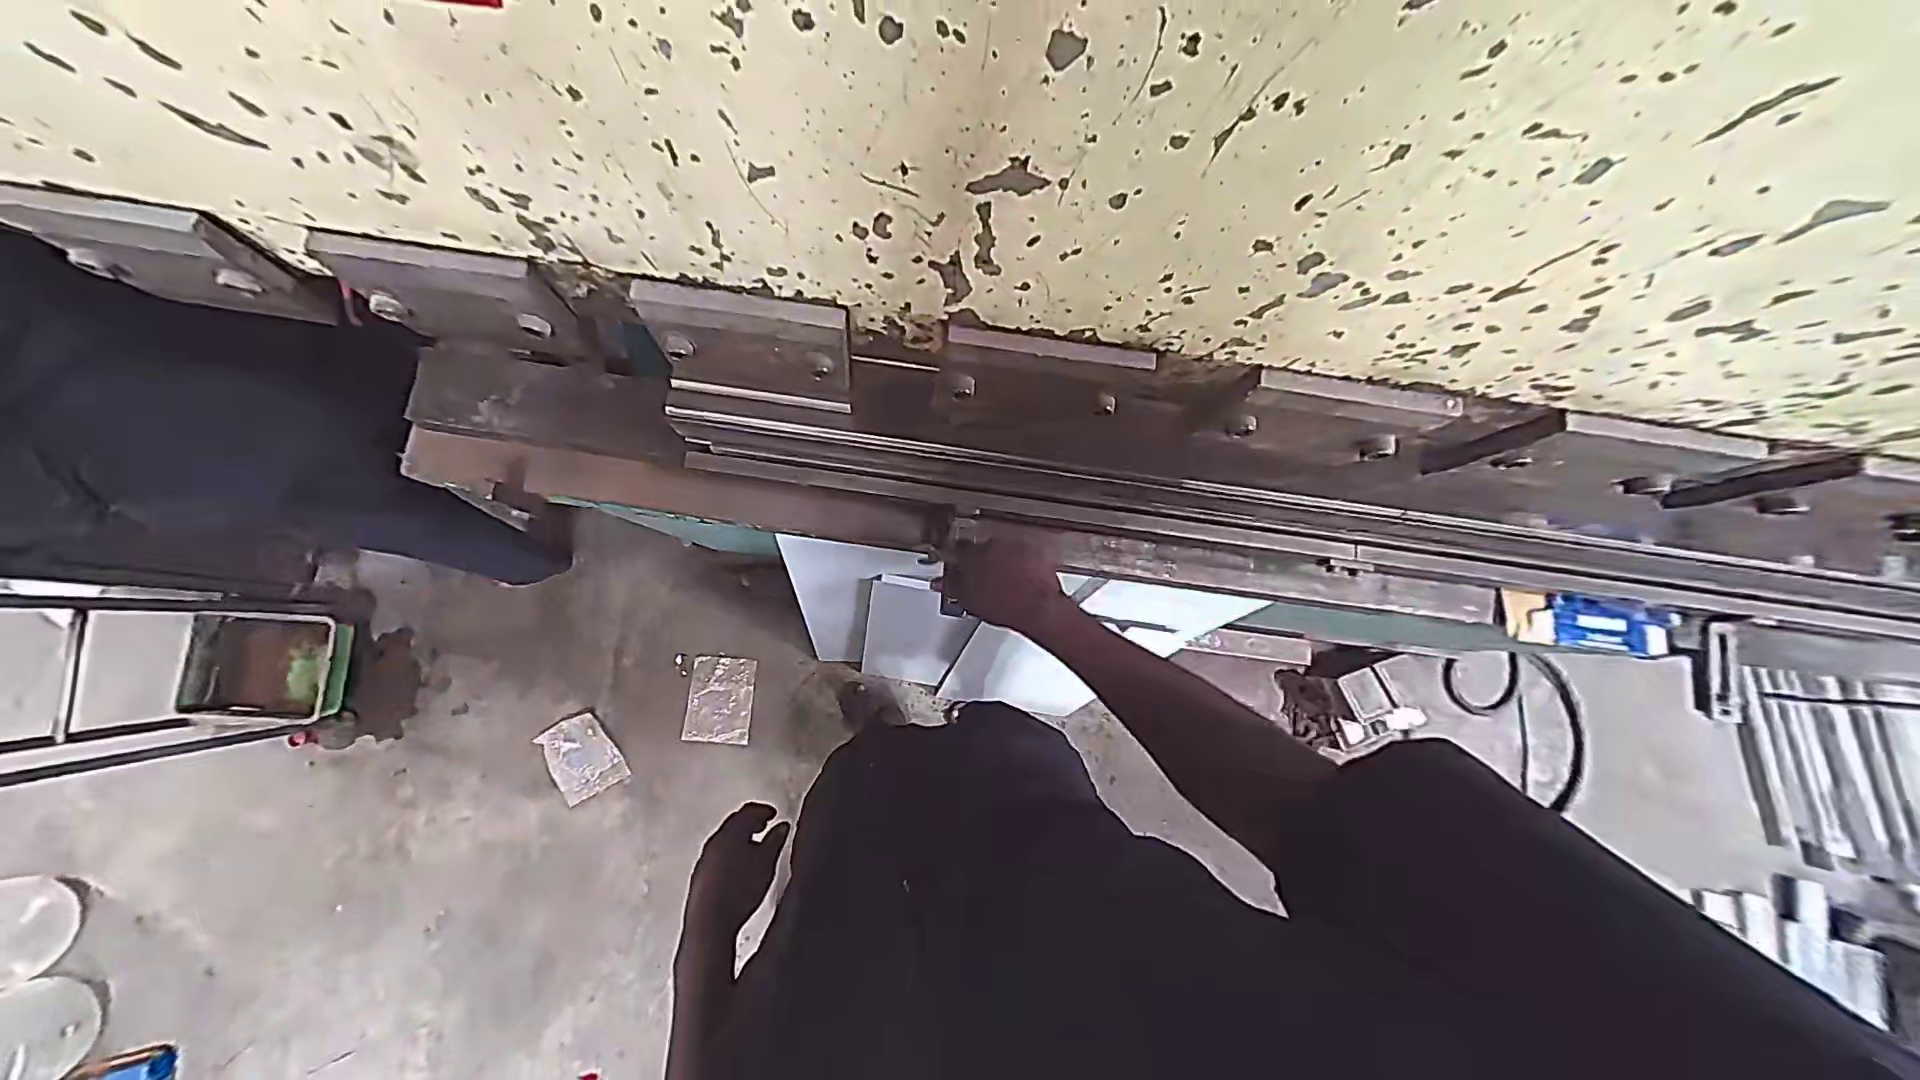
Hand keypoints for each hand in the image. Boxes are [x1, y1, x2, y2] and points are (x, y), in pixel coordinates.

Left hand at [685, 802, 789, 939]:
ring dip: (740, 838)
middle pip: (734, 822)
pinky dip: (730, 853)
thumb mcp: (767, 862)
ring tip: (754, 846)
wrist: (710, 923)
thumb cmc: (739, 891)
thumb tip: (781, 828)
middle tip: (764, 823)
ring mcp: (705, 859)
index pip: (749, 810)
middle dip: (750, 821)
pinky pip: (717, 856)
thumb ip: (776, 839)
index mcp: (732, 831)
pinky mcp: (700, 876)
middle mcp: (715, 841)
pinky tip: (739, 867)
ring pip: (725, 839)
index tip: (772, 813)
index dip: (764, 810)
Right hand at [939, 536, 1072, 636]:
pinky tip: (1022, 579)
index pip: (957, 549)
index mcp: (972, 554)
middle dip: (983, 562)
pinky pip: (1024, 553)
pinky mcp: (1034, 550)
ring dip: (1003, 562)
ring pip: (1004, 550)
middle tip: (985, 581)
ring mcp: (1015, 545)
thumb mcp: (968, 600)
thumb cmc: (1006, 605)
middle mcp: (993, 544)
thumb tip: (940, 582)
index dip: (959, 560)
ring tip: (1006, 583)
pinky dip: (1022, 563)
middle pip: (982, 548)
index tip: (960, 569)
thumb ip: (951, 586)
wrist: (1038, 608)